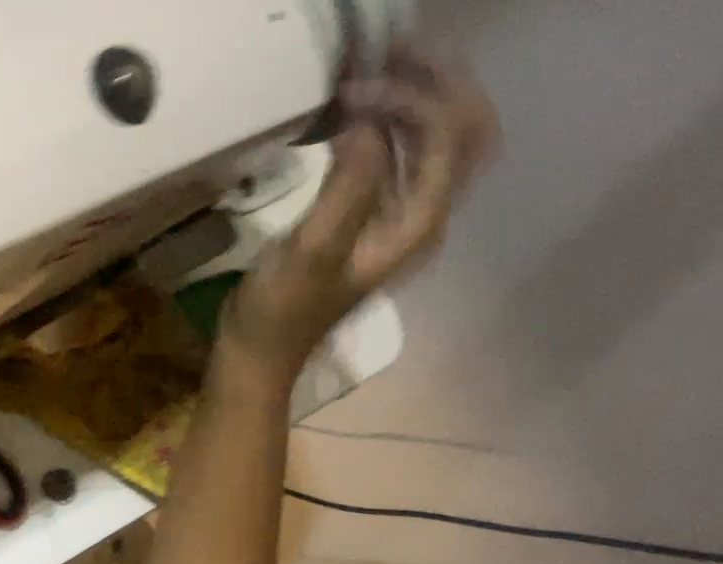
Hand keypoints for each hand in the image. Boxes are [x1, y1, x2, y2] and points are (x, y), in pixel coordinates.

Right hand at [218, 47, 499, 392]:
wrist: (258, 355)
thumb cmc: (281, 311)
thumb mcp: (313, 249)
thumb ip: (350, 184)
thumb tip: (367, 122)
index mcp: (418, 223)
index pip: (447, 135)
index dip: (413, 97)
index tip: (356, 84)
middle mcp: (422, 216)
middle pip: (463, 131)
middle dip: (437, 83)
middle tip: (390, 50)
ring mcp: (399, 219)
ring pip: (436, 141)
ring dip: (416, 99)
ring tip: (377, 66)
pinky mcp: (372, 222)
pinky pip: (402, 159)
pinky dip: (392, 126)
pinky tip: (359, 113)